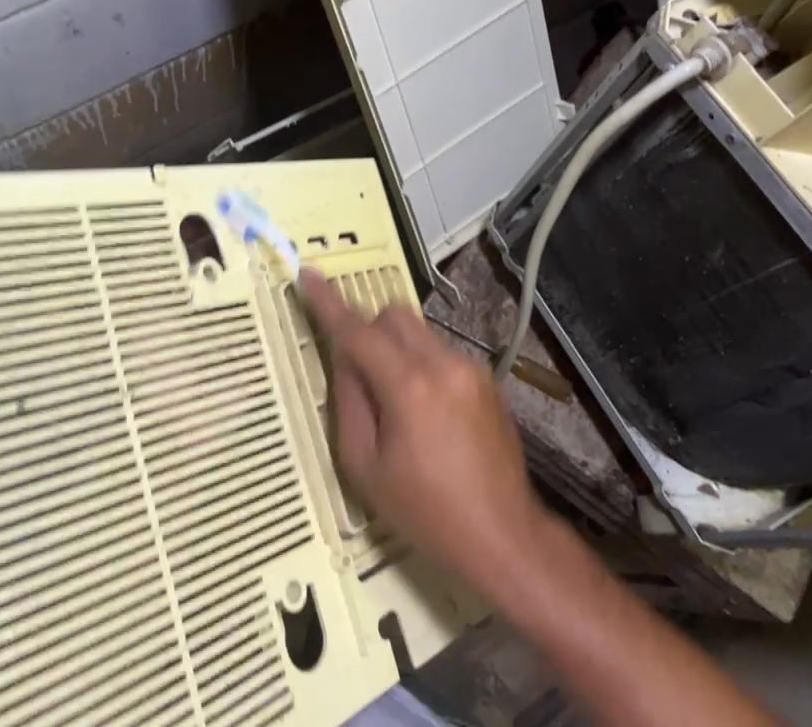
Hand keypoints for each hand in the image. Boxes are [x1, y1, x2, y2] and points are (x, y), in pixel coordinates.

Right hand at [298, 270, 546, 587]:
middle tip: (356, 372)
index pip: (358, 331)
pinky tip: (424, 413)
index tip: (307, 276)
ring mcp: (472, 370)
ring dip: (395, 348)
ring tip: (393, 403)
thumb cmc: (424, 511)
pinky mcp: (488, 381)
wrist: (503, 536)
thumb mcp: (364, 467)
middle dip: (367, 329)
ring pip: (419, 331)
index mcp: (408, 387)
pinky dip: (420, 364)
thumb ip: (348, 402)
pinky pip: (441, 353)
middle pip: (393, 315)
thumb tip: (344, 358)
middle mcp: (443, 365)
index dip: (328, 303)